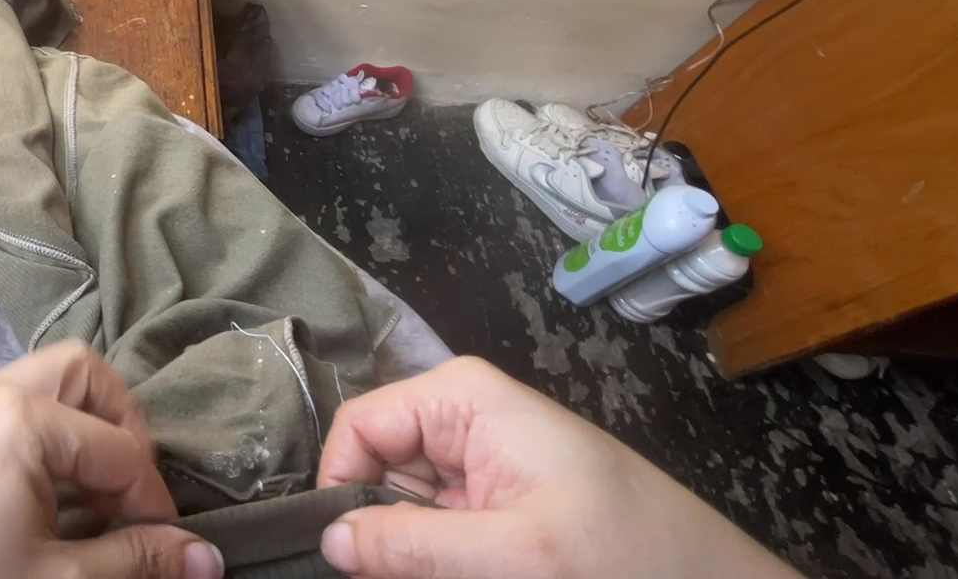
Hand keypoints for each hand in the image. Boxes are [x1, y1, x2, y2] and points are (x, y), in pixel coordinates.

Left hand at [0, 342, 224, 578]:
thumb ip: (135, 561)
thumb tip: (207, 560)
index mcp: (22, 417)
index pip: (119, 447)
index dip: (154, 500)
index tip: (169, 549)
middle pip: (82, 371)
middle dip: (121, 424)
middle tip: (129, 495)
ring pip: (45, 381)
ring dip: (82, 427)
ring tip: (91, 499)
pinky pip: (11, 403)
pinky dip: (44, 433)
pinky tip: (44, 496)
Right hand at [316, 357, 797, 578]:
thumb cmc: (630, 562)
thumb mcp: (519, 557)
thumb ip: (414, 546)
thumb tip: (327, 540)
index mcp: (457, 396)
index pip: (361, 426)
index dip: (340, 485)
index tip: (337, 553)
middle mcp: (460, 416)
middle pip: (379, 464)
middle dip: (378, 526)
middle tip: (385, 578)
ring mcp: (480, 459)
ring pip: (406, 502)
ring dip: (408, 549)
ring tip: (421, 574)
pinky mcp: (499, 501)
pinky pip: (441, 526)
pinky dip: (436, 558)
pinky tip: (451, 573)